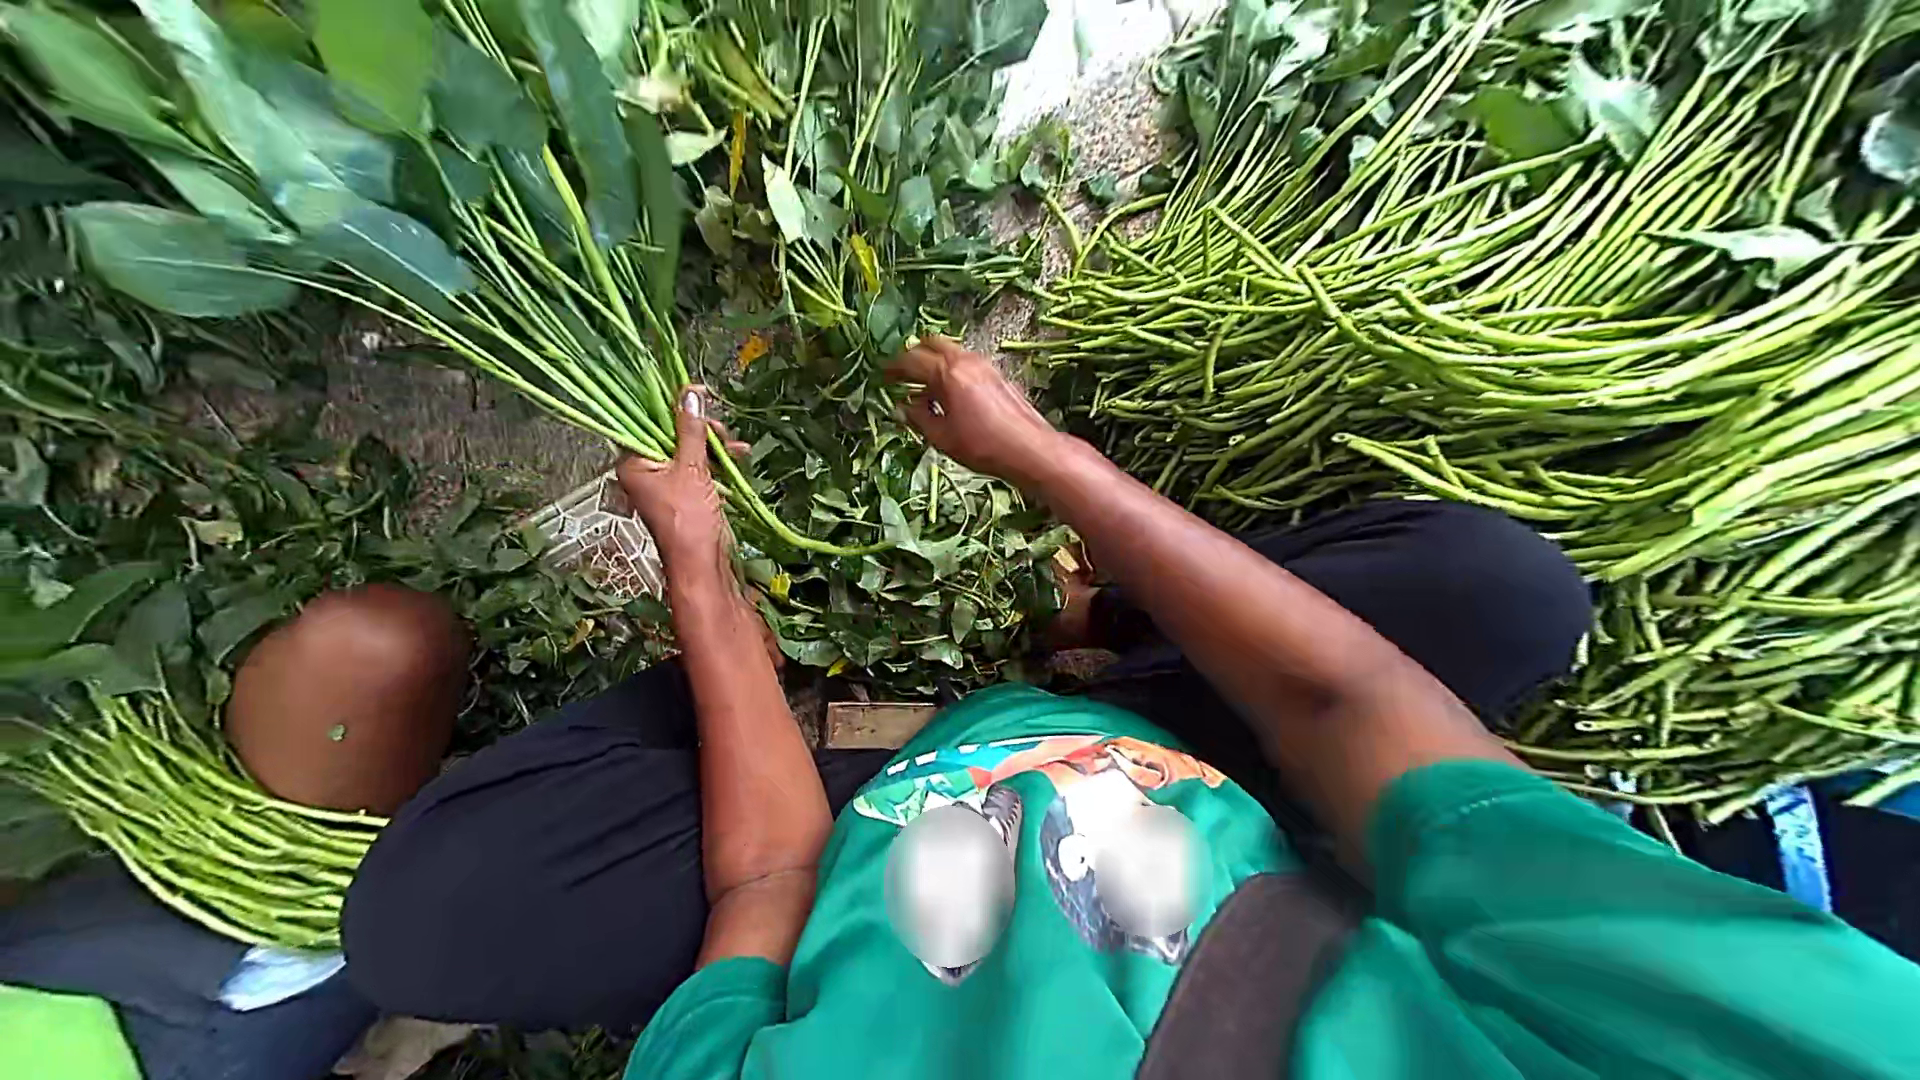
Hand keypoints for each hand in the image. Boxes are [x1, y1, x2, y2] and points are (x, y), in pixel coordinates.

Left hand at [615, 386, 742, 566]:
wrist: (702, 562)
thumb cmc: (688, 520)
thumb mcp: (691, 469)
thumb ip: (691, 431)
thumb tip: (690, 395)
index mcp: (633, 462)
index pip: (645, 421)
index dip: (671, 407)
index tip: (694, 395)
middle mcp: (646, 469)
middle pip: (670, 433)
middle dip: (699, 429)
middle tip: (719, 430)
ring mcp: (668, 481)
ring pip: (689, 449)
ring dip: (713, 444)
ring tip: (734, 446)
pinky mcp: (687, 491)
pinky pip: (700, 466)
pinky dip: (717, 461)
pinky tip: (736, 456)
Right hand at [885, 336, 1062, 488]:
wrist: (1029, 449)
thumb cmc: (983, 447)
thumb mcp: (942, 437)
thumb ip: (918, 418)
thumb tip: (903, 407)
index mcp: (947, 373)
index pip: (911, 360)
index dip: (893, 368)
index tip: (883, 376)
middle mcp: (966, 361)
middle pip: (931, 343)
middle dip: (913, 355)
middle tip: (901, 374)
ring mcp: (984, 365)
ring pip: (950, 351)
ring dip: (933, 362)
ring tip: (924, 386)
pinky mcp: (997, 374)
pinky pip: (966, 362)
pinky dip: (951, 369)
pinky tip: (949, 394)